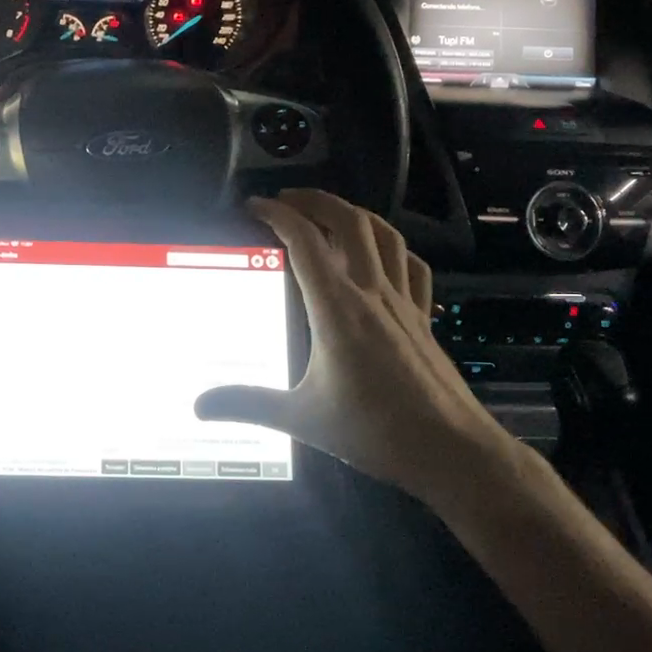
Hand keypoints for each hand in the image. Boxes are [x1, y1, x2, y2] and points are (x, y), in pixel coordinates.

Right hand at [195, 190, 516, 504]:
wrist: (452, 452)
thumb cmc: (374, 431)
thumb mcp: (302, 418)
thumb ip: (248, 405)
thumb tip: (200, 406)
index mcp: (336, 307)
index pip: (304, 241)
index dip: (276, 214)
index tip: (253, 207)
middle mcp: (371, 292)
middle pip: (348, 221)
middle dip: (314, 200)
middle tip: (286, 199)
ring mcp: (403, 301)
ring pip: (384, 234)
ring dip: (353, 213)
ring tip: (328, 213)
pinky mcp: (424, 317)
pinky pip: (412, 265)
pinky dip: (393, 247)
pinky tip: (382, 254)